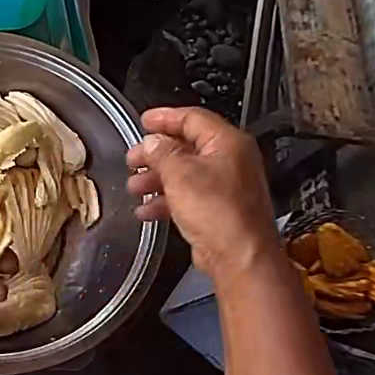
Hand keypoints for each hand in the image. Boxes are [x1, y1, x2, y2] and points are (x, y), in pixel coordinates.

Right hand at [126, 107, 277, 280]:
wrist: (239, 257)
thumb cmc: (222, 215)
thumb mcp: (180, 174)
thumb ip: (162, 153)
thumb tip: (152, 142)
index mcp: (228, 143)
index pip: (193, 118)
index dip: (164, 118)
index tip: (146, 120)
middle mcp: (231, 162)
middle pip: (187, 147)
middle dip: (156, 154)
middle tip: (134, 157)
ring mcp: (227, 187)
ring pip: (185, 174)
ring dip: (157, 179)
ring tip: (135, 185)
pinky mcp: (220, 211)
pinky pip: (188, 198)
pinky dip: (167, 201)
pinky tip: (148, 209)